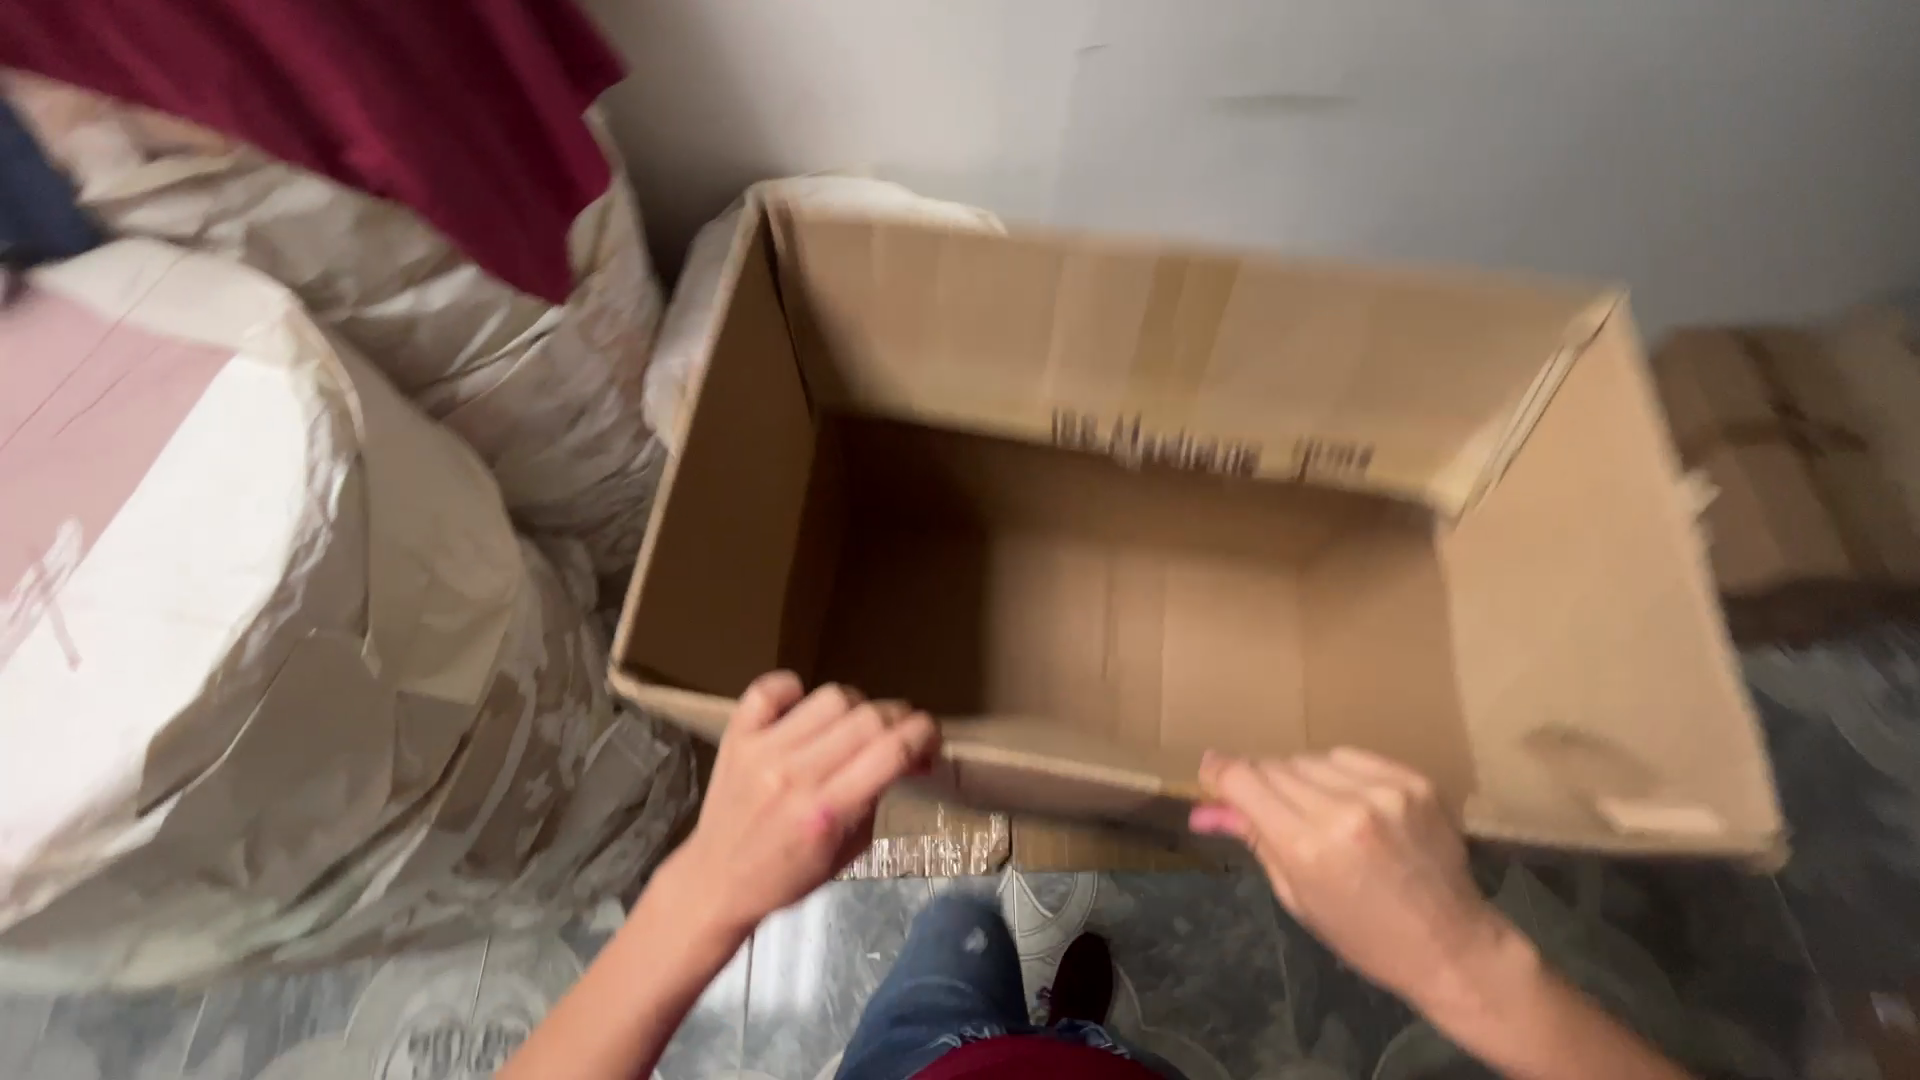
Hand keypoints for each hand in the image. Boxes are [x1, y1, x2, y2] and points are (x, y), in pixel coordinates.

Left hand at [660, 672, 938, 938]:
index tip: (930, 740)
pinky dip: (793, 690)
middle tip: (899, 733)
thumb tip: (906, 755)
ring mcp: (764, 751)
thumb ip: (876, 797)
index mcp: (828, 812)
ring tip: (852, 726)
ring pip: (831, 697)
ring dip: (855, 706)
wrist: (714, 883)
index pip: (893, 750)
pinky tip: (802, 711)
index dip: (925, 734)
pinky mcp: (737, 736)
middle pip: (869, 717)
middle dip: (899, 718)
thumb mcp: (849, 851)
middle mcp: (797, 774)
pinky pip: (771, 688)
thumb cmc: (788, 876)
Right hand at [1190, 748, 1517, 1008]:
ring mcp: (1383, 792)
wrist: (1453, 947)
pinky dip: (1338, 772)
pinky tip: (1349, 799)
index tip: (1209, 772)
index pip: (1241, 779)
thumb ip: (1252, 838)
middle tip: (1268, 807)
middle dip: (1259, 782)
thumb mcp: (1296, 895)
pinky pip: (1350, 756)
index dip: (1218, 772)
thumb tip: (1203, 810)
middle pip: (1272, 765)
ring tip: (1315, 808)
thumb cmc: (1363, 935)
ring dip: (1299, 777)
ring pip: (1308, 758)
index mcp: (1307, 846)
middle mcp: (1343, 810)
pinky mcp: (1413, 781)